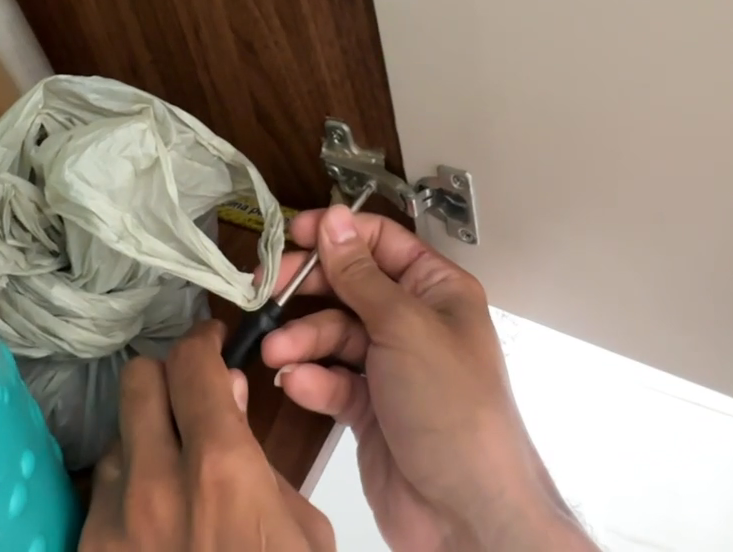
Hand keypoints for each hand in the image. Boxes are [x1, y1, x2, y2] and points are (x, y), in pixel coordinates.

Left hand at [82, 319, 334, 549]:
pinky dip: (126, 491)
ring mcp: (112, 528)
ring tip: (173, 473)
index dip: (203, 342)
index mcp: (220, 471)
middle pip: (138, 381)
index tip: (212, 343)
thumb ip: (262, 458)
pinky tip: (152, 520)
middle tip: (190, 396)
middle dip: (167, 377)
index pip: (191, 363)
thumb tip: (228, 393)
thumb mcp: (302, 534)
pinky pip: (101, 497)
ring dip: (145, 440)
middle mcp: (154, 486)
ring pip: (117, 439)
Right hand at [264, 206, 596, 551]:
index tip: (293, 233)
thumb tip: (333, 217)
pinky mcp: (370, 407)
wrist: (467, 516)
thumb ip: (359, 273)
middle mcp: (412, 320)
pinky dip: (311, 379)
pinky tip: (297, 384)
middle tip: (265, 288)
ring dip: (302, 340)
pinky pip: (332, 379)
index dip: (337, 233)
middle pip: (348, 285)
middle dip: (307, 288)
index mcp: (435, 290)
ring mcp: (390, 365)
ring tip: (276, 353)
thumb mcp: (403, 326)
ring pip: (334, 334)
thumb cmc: (452, 407)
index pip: (381, 241)